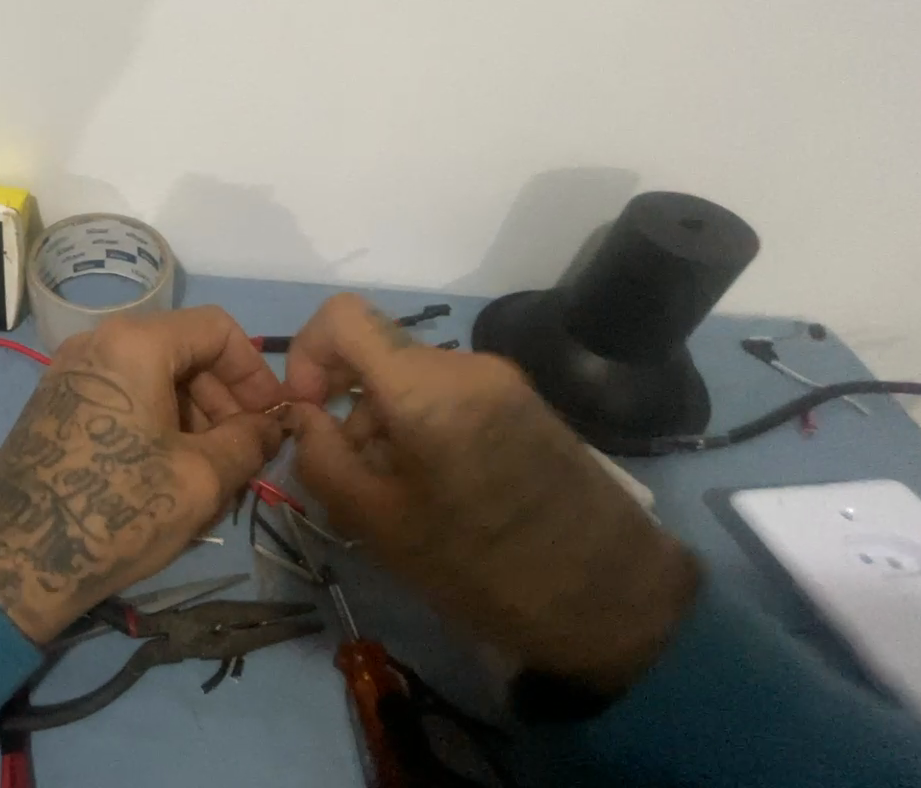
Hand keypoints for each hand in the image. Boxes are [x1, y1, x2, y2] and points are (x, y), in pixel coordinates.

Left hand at [0, 306, 290, 642]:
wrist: (18, 555)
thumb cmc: (117, 508)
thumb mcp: (200, 478)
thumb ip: (247, 442)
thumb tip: (271, 426)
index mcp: (134, 343)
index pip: (216, 330)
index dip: (255, 372)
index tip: (271, 419)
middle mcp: (97, 342)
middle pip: (182, 351)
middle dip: (223, 399)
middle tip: (243, 454)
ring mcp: (70, 372)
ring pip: (152, 376)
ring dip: (191, 415)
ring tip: (209, 473)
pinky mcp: (56, 402)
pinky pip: (122, 395)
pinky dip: (155, 421)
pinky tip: (167, 472)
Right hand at [285, 294, 698, 694]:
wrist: (616, 604)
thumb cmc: (481, 566)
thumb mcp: (375, 520)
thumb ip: (319, 457)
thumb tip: (303, 416)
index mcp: (427, 387)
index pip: (341, 316)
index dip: (307, 351)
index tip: (309, 408)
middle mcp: (464, 366)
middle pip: (373, 355)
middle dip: (344, 403)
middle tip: (348, 470)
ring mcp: (499, 381)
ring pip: (405, 377)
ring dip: (380, 421)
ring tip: (392, 491)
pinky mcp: (520, 402)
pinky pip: (443, 392)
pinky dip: (415, 424)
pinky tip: (430, 486)